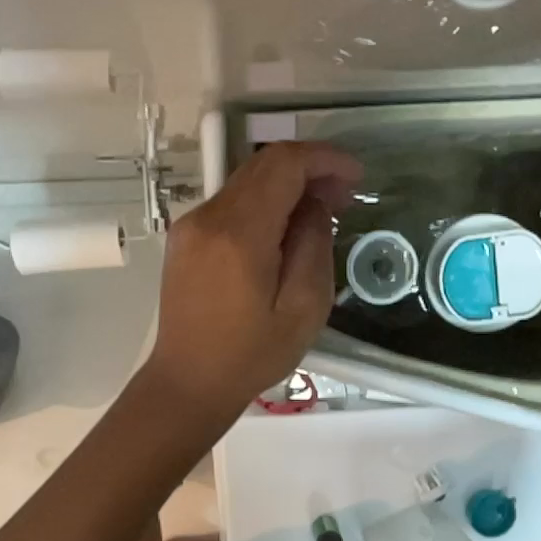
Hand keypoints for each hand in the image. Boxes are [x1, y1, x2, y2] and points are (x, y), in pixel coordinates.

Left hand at [141, 142, 362, 416]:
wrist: (187, 381)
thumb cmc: (250, 355)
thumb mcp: (303, 309)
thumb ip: (313, 245)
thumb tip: (314, 205)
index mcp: (239, 233)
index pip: (283, 164)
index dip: (324, 159)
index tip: (356, 177)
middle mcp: (208, 217)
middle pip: (263, 165)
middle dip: (309, 170)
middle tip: (343, 199)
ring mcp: (190, 225)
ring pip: (246, 182)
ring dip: (286, 186)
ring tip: (319, 216)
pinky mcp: (184, 238)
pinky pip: (230, 203)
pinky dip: (263, 203)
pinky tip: (283, 231)